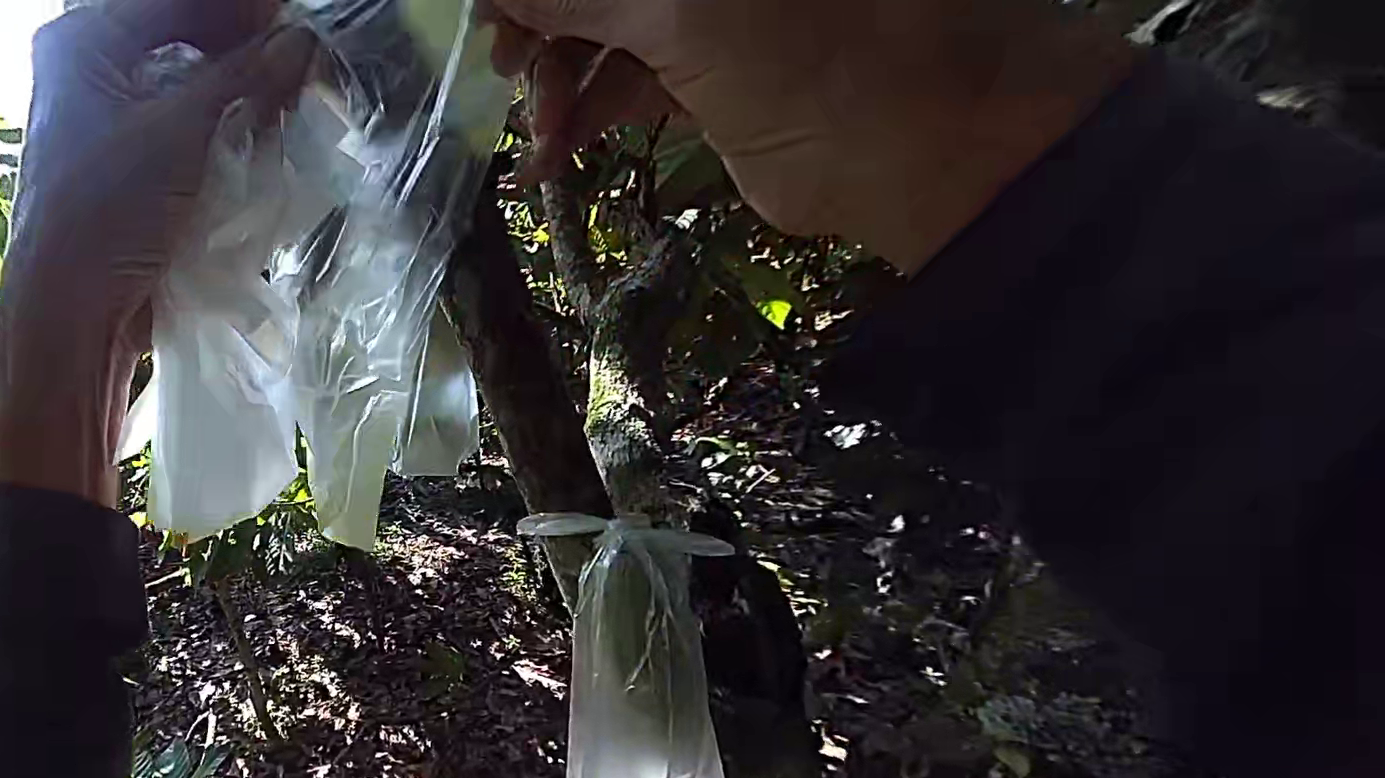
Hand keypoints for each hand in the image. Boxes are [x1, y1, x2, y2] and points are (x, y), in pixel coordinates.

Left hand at [0, 0, 313, 506]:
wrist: (73, 307)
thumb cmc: (108, 210)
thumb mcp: (178, 136)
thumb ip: (243, 85)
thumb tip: (306, 46)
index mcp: (85, 42)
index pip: (176, 0)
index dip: (242, 9)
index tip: (299, 24)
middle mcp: (97, 78)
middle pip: (185, 44)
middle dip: (246, 56)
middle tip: (301, 73)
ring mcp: (118, 133)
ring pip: (194, 96)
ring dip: (243, 103)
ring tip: (289, 112)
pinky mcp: (141, 182)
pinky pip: (194, 143)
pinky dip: (229, 144)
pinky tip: (260, 153)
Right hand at [486, 0, 1134, 271]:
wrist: (898, 144)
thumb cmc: (805, 50)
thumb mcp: (680, 9)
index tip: (485, 11)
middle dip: (543, 26)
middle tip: (503, 71)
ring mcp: (698, 12)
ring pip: (600, 36)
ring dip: (557, 88)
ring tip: (538, 141)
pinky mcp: (697, 75)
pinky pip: (621, 86)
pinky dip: (583, 120)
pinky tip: (552, 156)